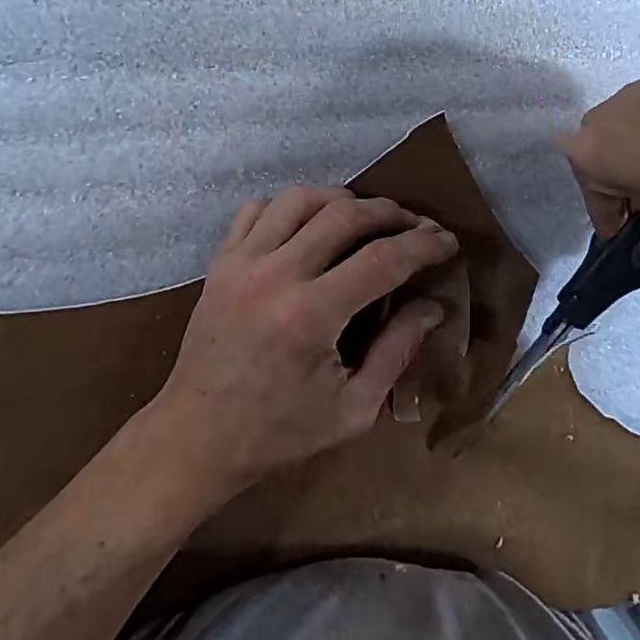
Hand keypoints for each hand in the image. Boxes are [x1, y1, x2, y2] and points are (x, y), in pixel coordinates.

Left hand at [151, 187, 459, 489]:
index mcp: (309, 317)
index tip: (447, 242)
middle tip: (414, 226)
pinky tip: (312, 226)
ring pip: (301, 199)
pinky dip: (293, 207)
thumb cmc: (277, 434)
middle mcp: (273, 276)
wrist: (192, 440)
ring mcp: (240, 264)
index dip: (424, 245)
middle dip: (391, 212)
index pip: (383, 259)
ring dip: (344, 200)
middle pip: (345, 213)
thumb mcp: (353, 410)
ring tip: (367, 219)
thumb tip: (434, 306)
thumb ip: (398, 351)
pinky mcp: (219, 263)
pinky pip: (259, 209)